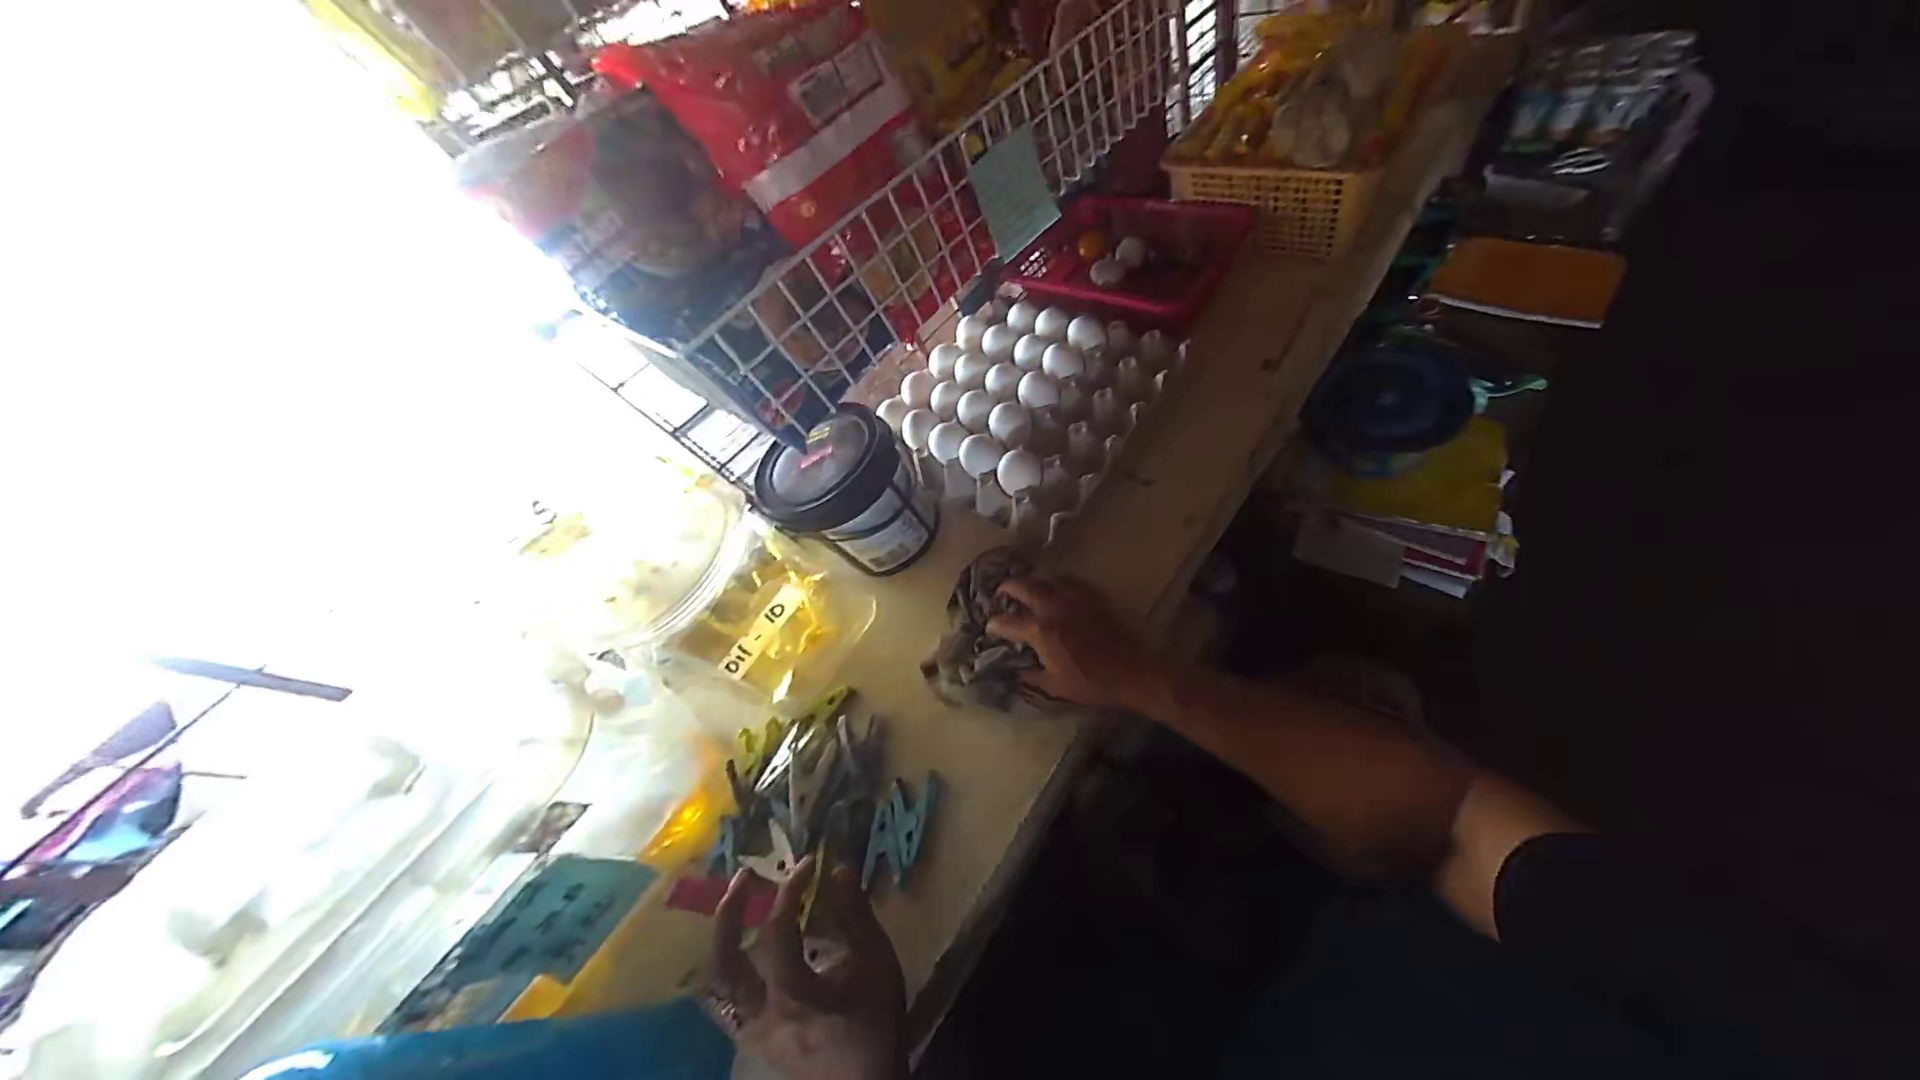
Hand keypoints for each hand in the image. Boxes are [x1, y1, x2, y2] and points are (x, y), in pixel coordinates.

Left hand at [706, 858, 906, 1079]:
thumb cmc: (877, 1022)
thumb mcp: (877, 962)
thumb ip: (856, 915)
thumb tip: (838, 869)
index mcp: (793, 995)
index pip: (777, 932)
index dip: (789, 891)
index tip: (807, 864)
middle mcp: (762, 1016)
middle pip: (724, 963)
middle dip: (728, 914)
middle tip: (742, 877)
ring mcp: (753, 1035)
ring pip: (718, 987)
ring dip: (722, 943)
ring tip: (735, 909)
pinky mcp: (756, 1044)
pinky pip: (727, 1004)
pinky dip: (731, 970)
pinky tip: (744, 951)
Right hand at [985, 576, 1168, 709]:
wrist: (1132, 671)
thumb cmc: (1091, 682)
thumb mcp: (1055, 686)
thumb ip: (1032, 677)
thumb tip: (1017, 673)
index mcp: (1041, 631)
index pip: (1009, 623)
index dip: (994, 624)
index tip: (989, 625)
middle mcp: (1054, 608)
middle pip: (1025, 587)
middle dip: (1009, 587)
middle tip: (1001, 590)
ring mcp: (1075, 599)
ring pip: (1048, 578)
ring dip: (1033, 580)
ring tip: (1027, 585)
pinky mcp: (1093, 597)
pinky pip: (1071, 581)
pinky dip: (1058, 581)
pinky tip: (1057, 587)